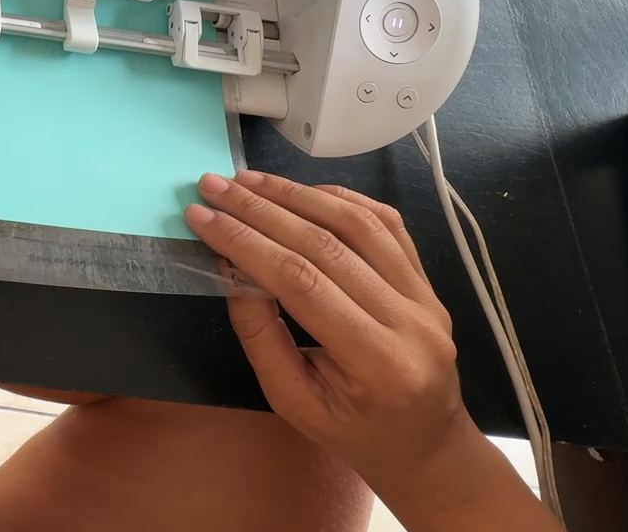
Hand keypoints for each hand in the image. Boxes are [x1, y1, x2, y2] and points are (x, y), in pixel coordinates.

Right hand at [185, 170, 553, 529]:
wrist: (427, 447)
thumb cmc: (351, 431)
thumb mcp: (289, 398)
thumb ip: (258, 330)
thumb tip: (230, 263)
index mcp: (377, 363)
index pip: (300, 282)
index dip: (244, 241)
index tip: (200, 216)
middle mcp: (411, 322)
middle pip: (324, 244)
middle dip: (258, 209)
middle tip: (212, 186)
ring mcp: (426, 296)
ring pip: (356, 223)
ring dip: (294, 193)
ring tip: (247, 180)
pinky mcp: (428, 280)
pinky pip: (385, 222)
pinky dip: (337, 197)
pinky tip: (298, 191)